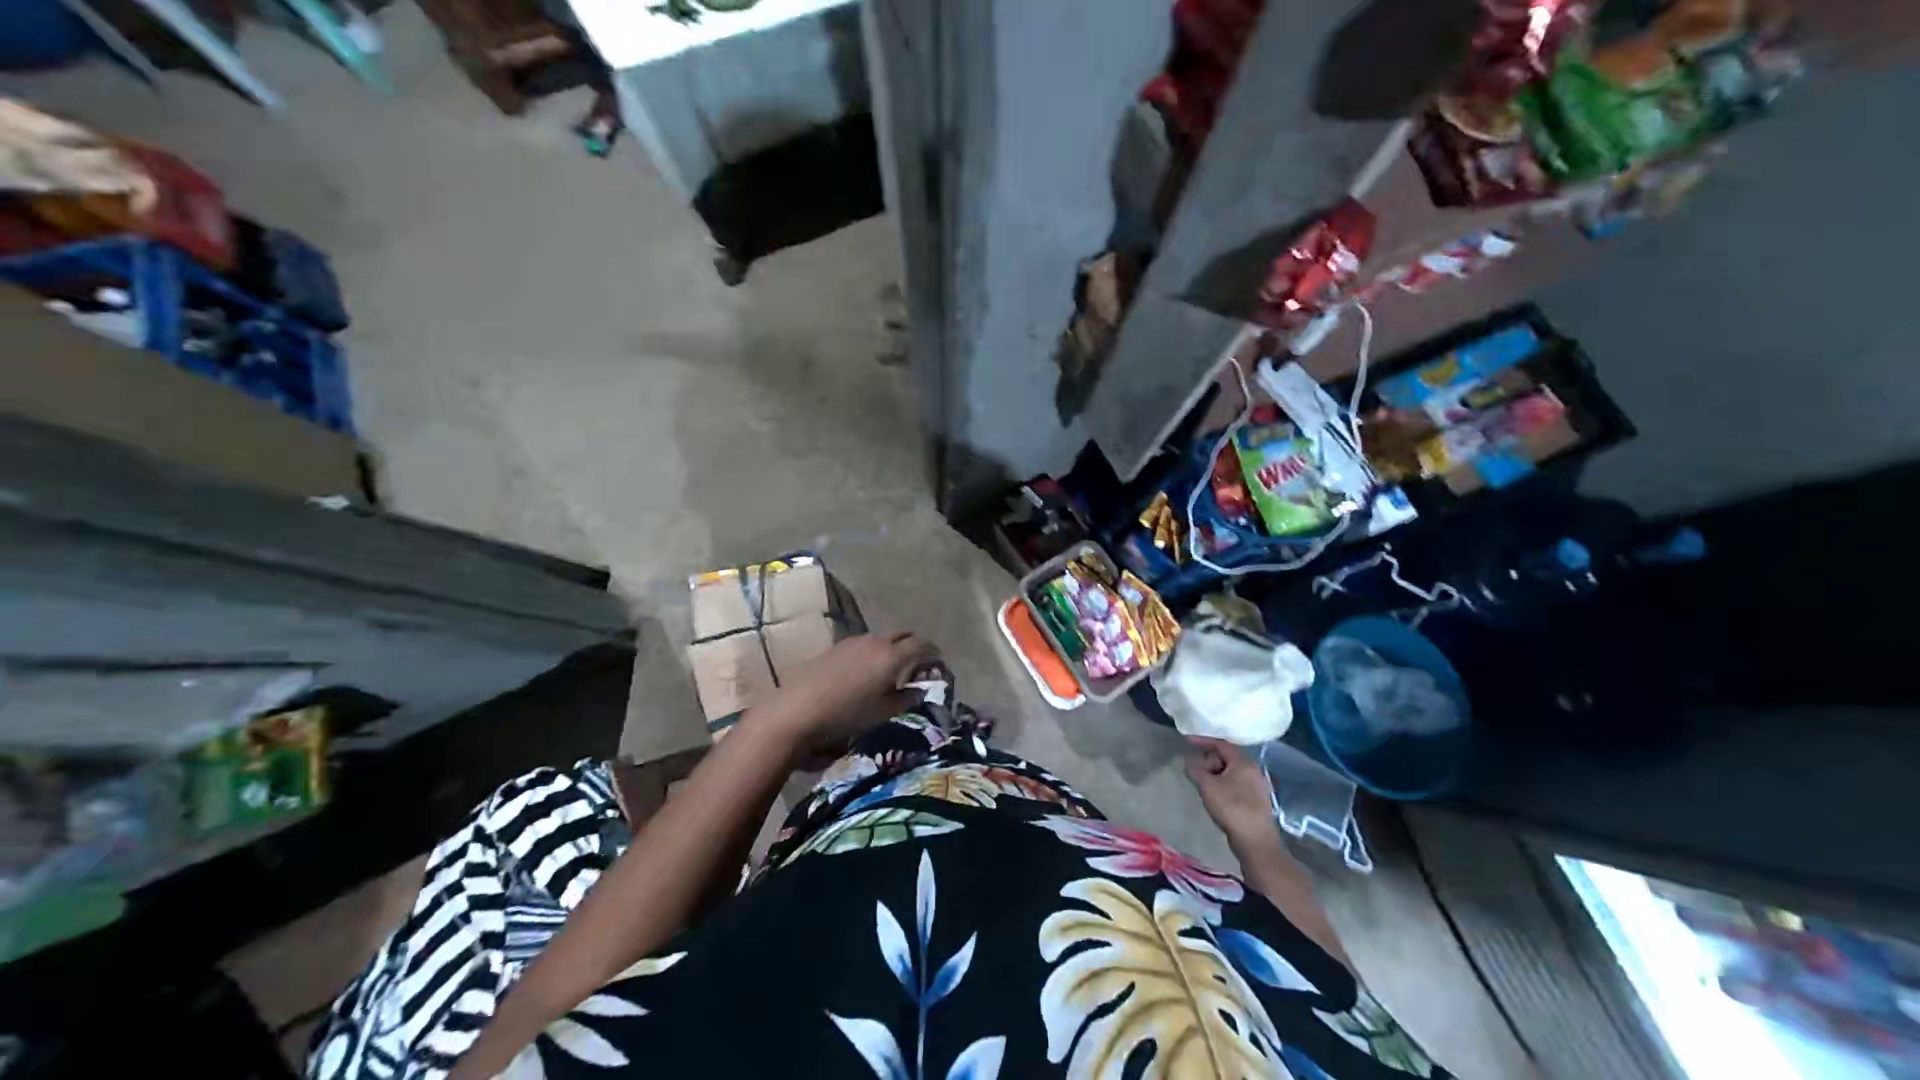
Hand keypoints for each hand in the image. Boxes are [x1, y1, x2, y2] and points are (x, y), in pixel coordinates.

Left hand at [749, 633, 935, 755]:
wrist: (798, 710)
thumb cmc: (847, 714)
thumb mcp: (883, 712)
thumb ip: (906, 698)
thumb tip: (920, 690)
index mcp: (892, 655)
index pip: (922, 645)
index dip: (934, 653)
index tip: (939, 664)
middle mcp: (876, 641)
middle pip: (903, 635)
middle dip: (915, 647)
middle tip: (918, 666)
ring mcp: (854, 641)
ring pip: (882, 639)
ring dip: (893, 649)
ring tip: (892, 672)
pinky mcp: (836, 647)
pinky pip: (865, 645)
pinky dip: (875, 653)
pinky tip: (867, 673)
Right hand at [1184, 737, 1283, 856]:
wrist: (1256, 841)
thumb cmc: (1231, 809)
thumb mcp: (1207, 787)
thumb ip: (1195, 770)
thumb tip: (1190, 762)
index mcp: (1244, 763)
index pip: (1221, 744)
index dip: (1202, 740)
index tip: (1186, 740)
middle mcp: (1253, 771)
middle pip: (1226, 757)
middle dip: (1208, 760)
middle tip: (1195, 771)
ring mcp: (1257, 786)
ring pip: (1231, 772)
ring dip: (1215, 774)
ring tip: (1203, 784)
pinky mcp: (1256, 800)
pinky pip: (1236, 783)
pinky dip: (1223, 783)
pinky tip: (1215, 795)